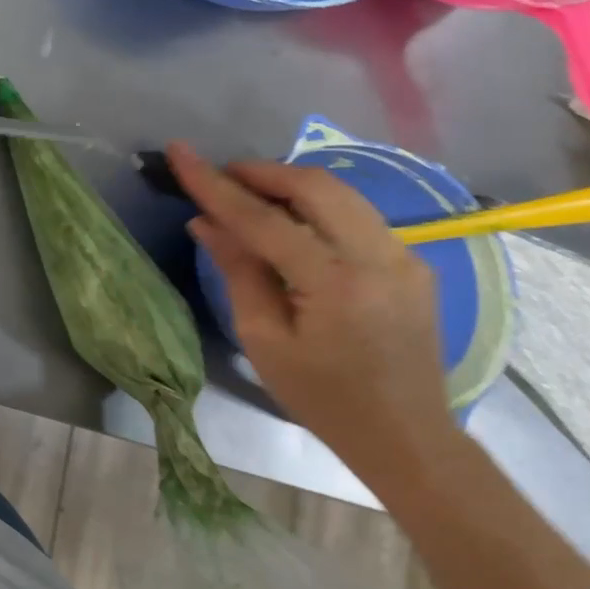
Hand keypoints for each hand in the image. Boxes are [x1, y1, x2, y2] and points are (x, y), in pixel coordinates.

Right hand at [169, 142, 457, 466]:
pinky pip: (355, 214)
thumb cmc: (323, 396)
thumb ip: (238, 271)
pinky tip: (287, 220)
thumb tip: (205, 221)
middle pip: (315, 186)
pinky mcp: (410, 264)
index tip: (179, 151)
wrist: (408, 437)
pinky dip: (314, 204)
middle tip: (217, 174)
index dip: (214, 184)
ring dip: (288, 183)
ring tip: (245, 192)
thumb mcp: (263, 338)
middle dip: (260, 171)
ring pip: (340, 193)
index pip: (263, 218)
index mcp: (337, 283)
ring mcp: (404, 258)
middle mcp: (380, 259)